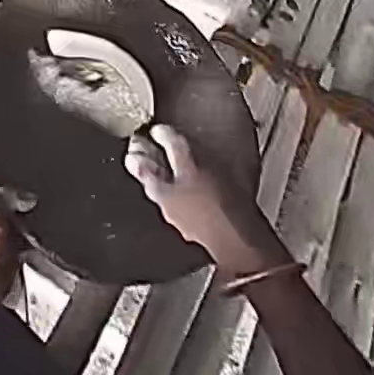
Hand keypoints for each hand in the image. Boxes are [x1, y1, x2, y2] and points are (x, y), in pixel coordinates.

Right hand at [125, 123, 288, 276]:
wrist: (239, 240)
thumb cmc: (203, 216)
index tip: (150, 134)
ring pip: (198, 161)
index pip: (169, 135)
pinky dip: (197, 179)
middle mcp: (207, 159)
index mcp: (188, 156)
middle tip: (155, 152)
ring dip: (184, 164)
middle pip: (184, 146)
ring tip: (170, 174)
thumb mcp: (163, 196)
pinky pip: (209, 176)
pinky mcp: (234, 190)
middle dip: (169, 148)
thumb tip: (134, 160)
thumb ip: (147, 175)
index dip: (156, 134)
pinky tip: (191, 192)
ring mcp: (223, 174)